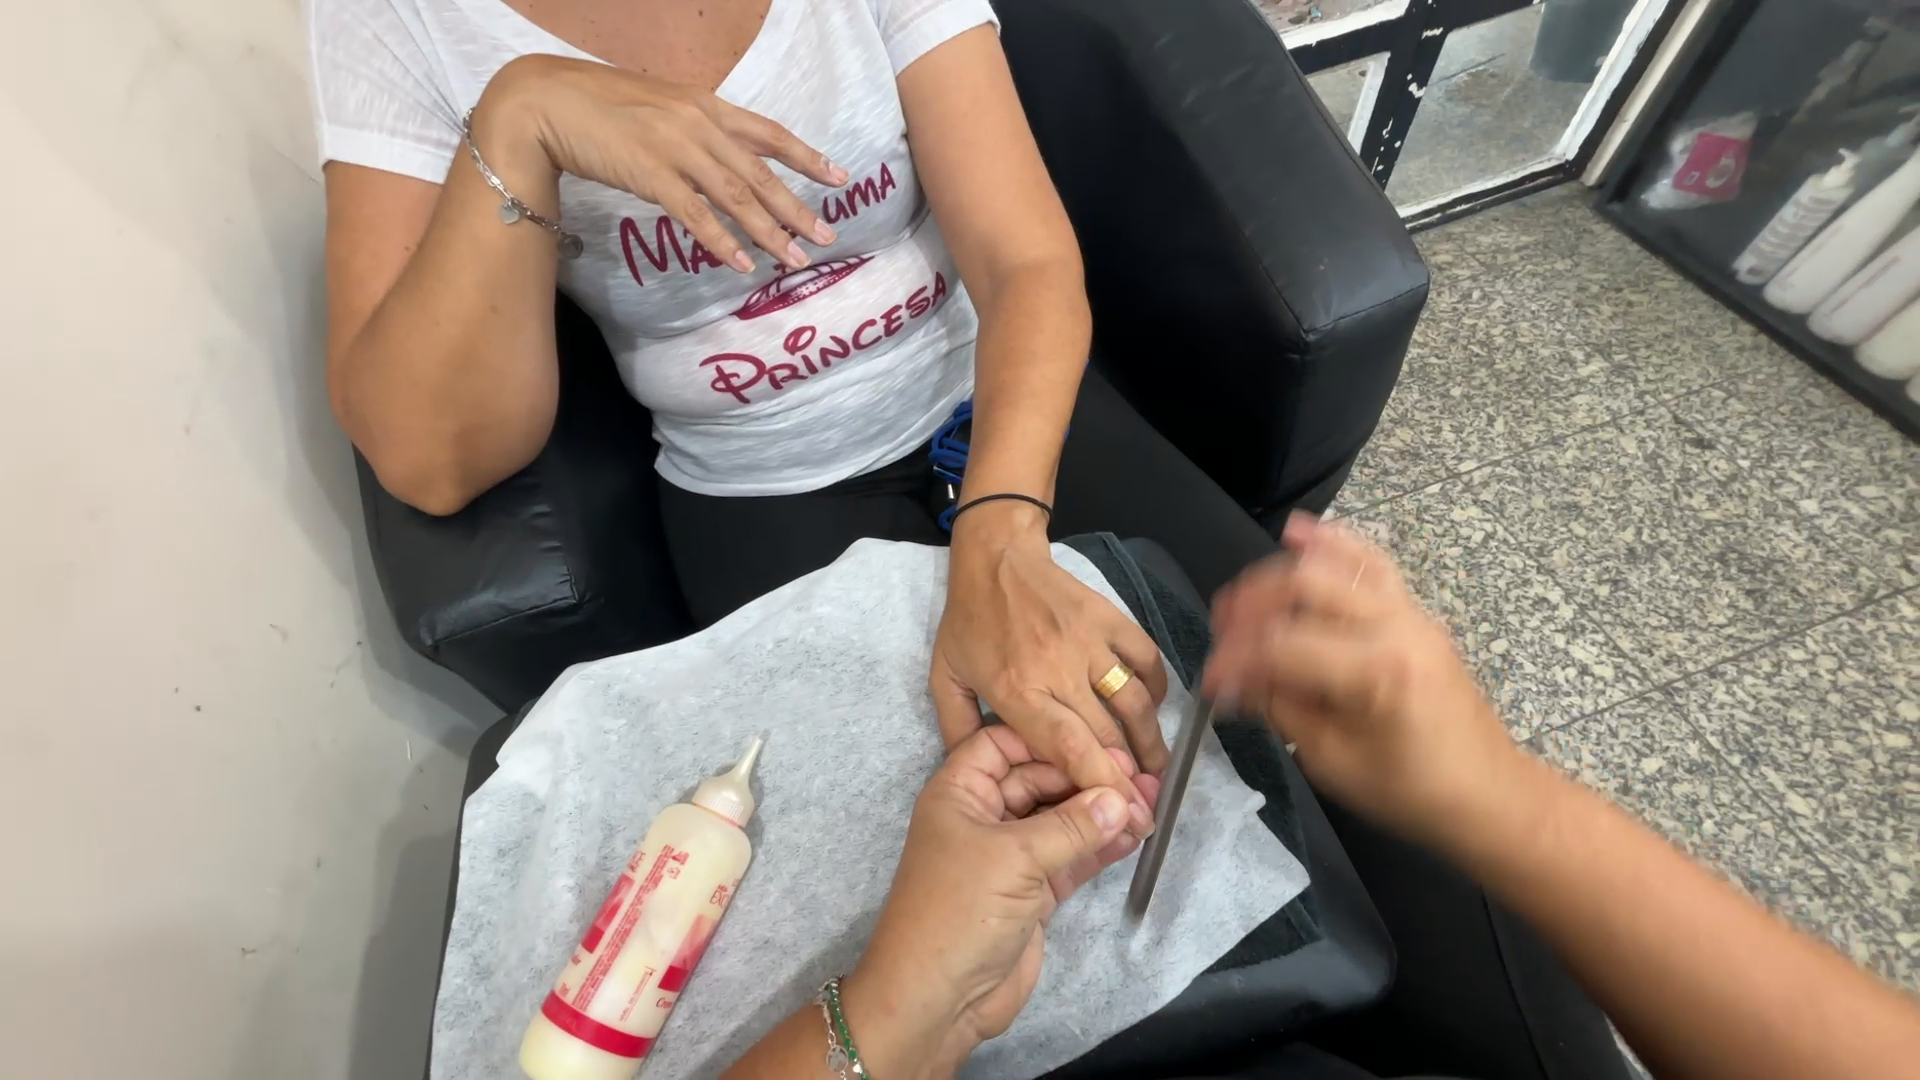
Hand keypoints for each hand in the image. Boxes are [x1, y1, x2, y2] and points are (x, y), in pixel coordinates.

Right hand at [477, 54, 847, 271]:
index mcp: (706, 105)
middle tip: (827, 238)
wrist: (545, 102)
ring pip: (737, 198)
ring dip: (770, 233)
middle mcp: (699, 124)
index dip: (807, 157)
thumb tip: (733, 163)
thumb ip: (702, 132)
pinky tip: (742, 264)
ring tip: (796, 261)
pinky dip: (722, 241)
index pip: (769, 133)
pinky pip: (696, 214)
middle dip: (798, 209)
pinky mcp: (651, 173)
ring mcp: (676, 147)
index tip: (840, 179)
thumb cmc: (604, 107)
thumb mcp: (665, 109)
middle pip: (761, 174)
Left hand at [842, 726, 1157, 1077]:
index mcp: (961, 789)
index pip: (1005, 743)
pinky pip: (1070, 856)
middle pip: (1039, 779)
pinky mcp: (1032, 888)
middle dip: (1084, 779)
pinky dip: (1099, 847)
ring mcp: (1010, 852)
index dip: (1045, 738)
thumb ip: (1071, 826)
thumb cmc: (960, 908)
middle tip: (1137, 776)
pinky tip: (1134, 835)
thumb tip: (1121, 798)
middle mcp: (985, 812)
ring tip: (1149, 802)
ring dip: (1099, 813)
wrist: (938, 1001)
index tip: (1095, 739)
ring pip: (1060, 819)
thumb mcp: (1014, 857)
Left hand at [931, 508, 1167, 834]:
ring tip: (1154, 770)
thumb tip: (979, 774)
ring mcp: (1089, 641)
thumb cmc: (969, 621)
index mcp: (1017, 689)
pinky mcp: (1109, 618)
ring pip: (1135, 702)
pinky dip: (1156, 689)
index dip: (1099, 785)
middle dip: (1130, 779)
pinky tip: (1150, 709)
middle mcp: (1058, 669)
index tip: (1120, 815)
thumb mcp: (944, 677)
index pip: (1068, 747)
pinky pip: (1147, 659)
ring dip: (1151, 742)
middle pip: (1108, 735)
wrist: (995, 558)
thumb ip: (958, 729)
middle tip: (1141, 807)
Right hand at [1200, 512, 1523, 847]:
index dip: (1235, 659)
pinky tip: (1296, 532)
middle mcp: (1395, 627)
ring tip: (1241, 596)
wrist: (1492, 795)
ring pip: (1332, 565)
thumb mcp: (1331, 759)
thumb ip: (1278, 706)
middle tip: (1219, 631)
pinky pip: (1369, 562)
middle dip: (1249, 605)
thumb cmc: (1411, 790)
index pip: (1282, 646)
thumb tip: (1231, 680)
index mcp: (1377, 672)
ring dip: (1276, 575)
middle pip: (1303, 587)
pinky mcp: (1412, 612)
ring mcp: (1409, 612)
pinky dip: (1330, 543)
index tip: (1210, 682)